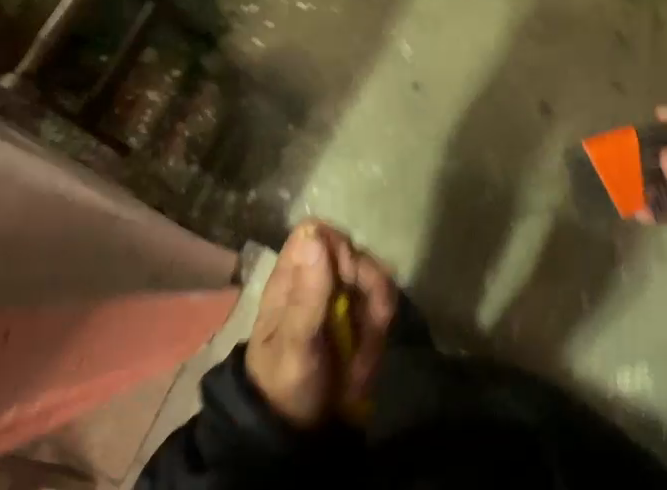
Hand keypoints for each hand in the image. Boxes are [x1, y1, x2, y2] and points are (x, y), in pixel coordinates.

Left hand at [244, 220, 397, 427]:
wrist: (299, 434)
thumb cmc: (284, 384)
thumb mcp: (294, 344)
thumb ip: (307, 293)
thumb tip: (315, 232)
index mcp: (292, 278)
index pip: (318, 233)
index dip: (338, 248)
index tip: (346, 278)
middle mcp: (318, 281)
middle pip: (355, 254)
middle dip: (368, 287)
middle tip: (366, 324)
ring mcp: (340, 301)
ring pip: (375, 280)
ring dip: (377, 315)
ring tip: (362, 355)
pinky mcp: (360, 322)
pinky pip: (383, 308)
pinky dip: (380, 333)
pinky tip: (366, 361)